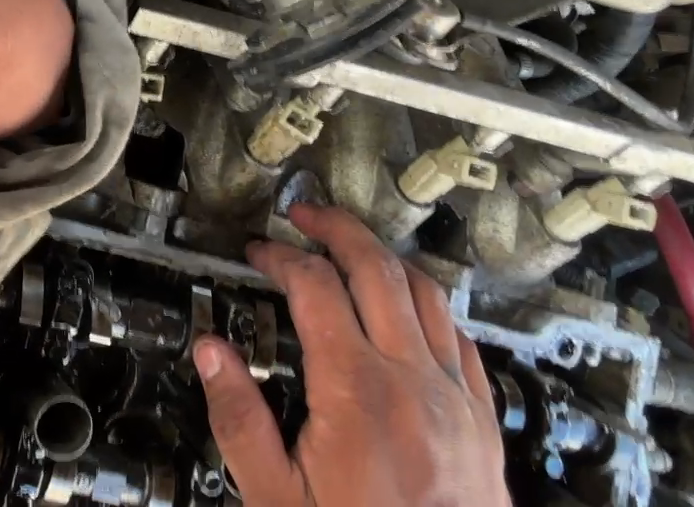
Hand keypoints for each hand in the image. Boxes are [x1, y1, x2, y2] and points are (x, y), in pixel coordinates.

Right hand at [192, 204, 507, 505]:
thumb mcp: (276, 497)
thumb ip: (238, 419)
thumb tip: (211, 351)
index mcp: (356, 392)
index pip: (315, 286)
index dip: (281, 257)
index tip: (259, 253)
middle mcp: (412, 381)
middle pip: (377, 269)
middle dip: (336, 228)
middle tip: (304, 214)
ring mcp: (456, 399)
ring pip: (426, 294)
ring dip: (384, 257)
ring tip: (351, 245)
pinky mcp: (483, 423)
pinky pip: (463, 339)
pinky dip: (429, 305)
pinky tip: (408, 307)